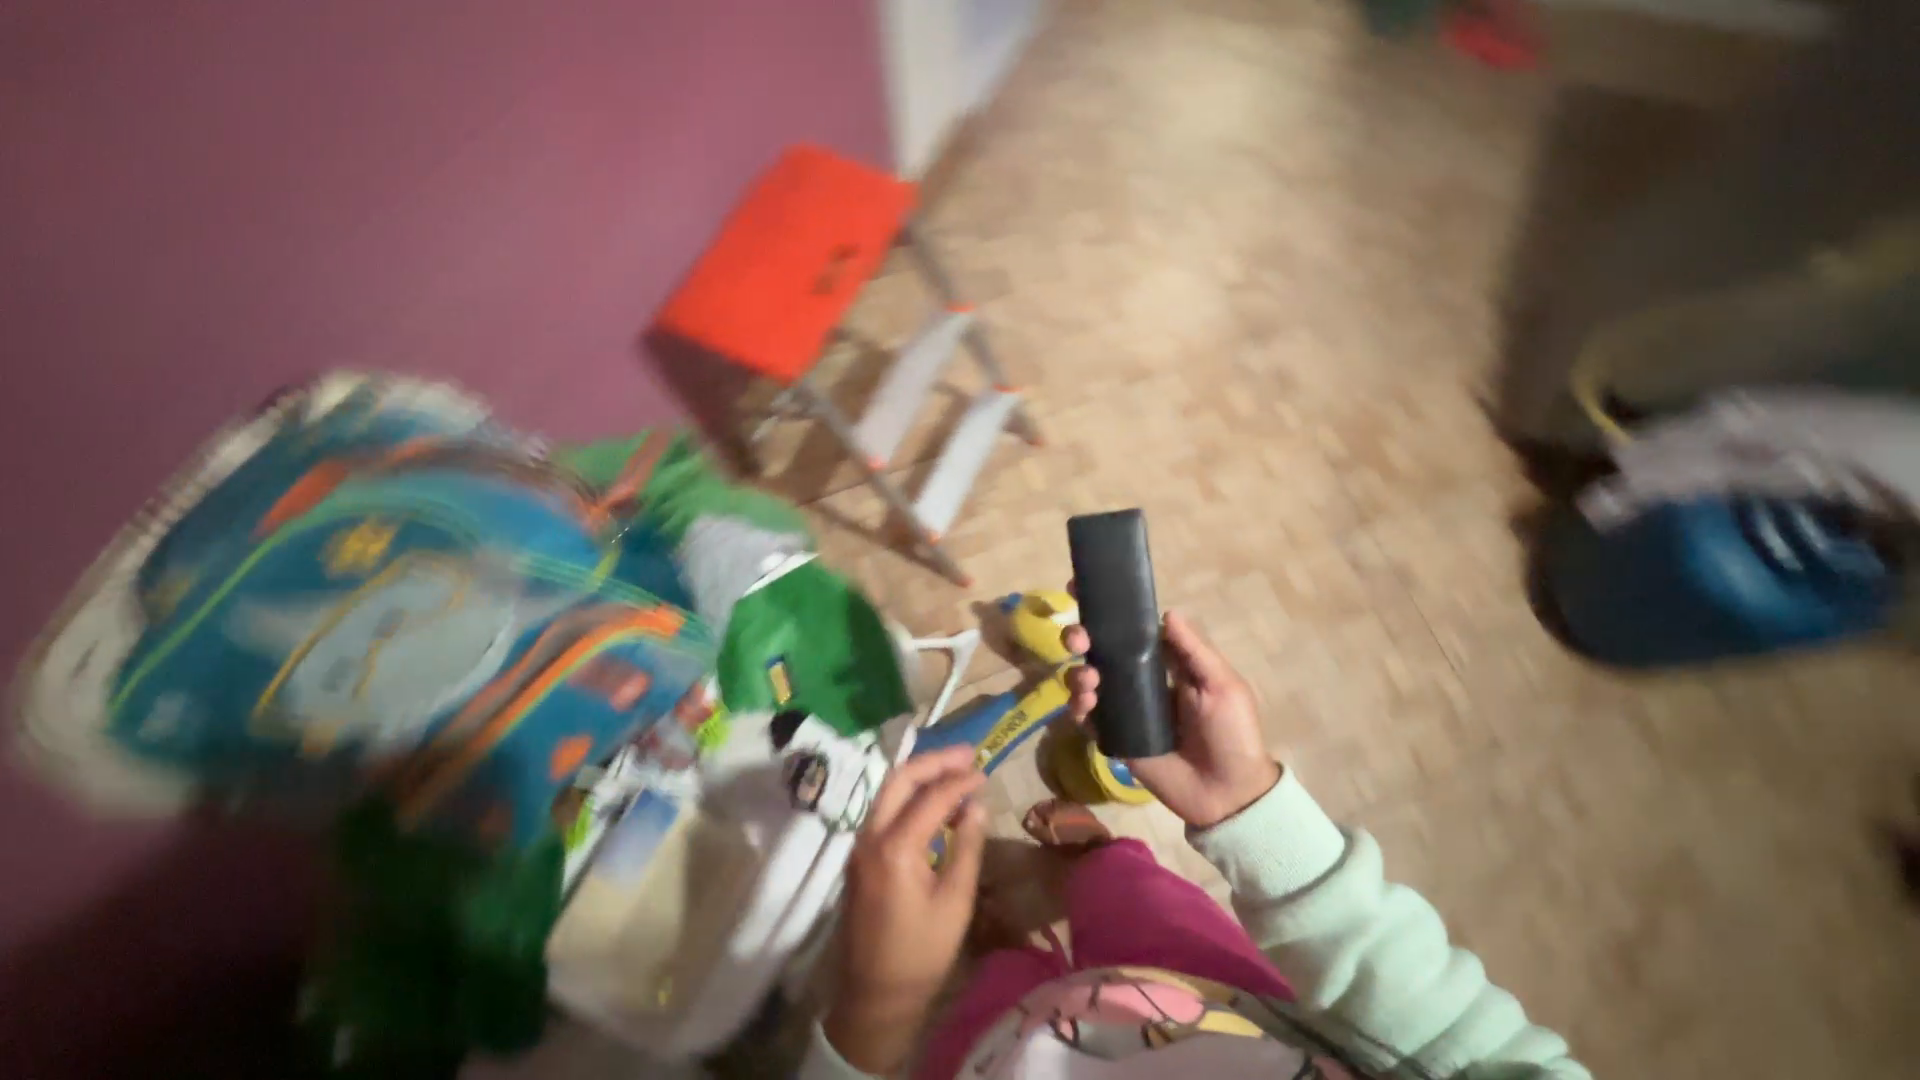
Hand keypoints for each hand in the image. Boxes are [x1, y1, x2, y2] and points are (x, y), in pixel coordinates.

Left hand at [824, 745, 987, 1074]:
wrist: (874, 997)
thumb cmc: (921, 954)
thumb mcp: (955, 902)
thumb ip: (966, 847)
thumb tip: (975, 805)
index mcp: (895, 848)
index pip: (931, 797)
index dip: (960, 780)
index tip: (985, 772)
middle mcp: (870, 837)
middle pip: (899, 779)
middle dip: (933, 761)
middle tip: (966, 754)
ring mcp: (859, 846)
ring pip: (887, 792)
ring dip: (919, 776)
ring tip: (954, 771)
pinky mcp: (859, 857)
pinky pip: (883, 812)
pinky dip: (908, 798)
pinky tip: (933, 803)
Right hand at [1064, 610, 1280, 828]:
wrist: (1227, 794)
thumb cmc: (1232, 734)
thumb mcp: (1222, 686)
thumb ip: (1193, 651)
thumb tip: (1167, 612)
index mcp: (1167, 663)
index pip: (1132, 630)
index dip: (1107, 612)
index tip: (1081, 591)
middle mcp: (1140, 680)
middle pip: (1100, 651)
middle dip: (1081, 637)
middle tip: (1077, 639)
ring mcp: (1124, 708)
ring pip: (1087, 680)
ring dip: (1078, 674)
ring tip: (1090, 682)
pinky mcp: (1114, 736)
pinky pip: (1086, 717)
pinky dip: (1078, 707)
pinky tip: (1086, 706)